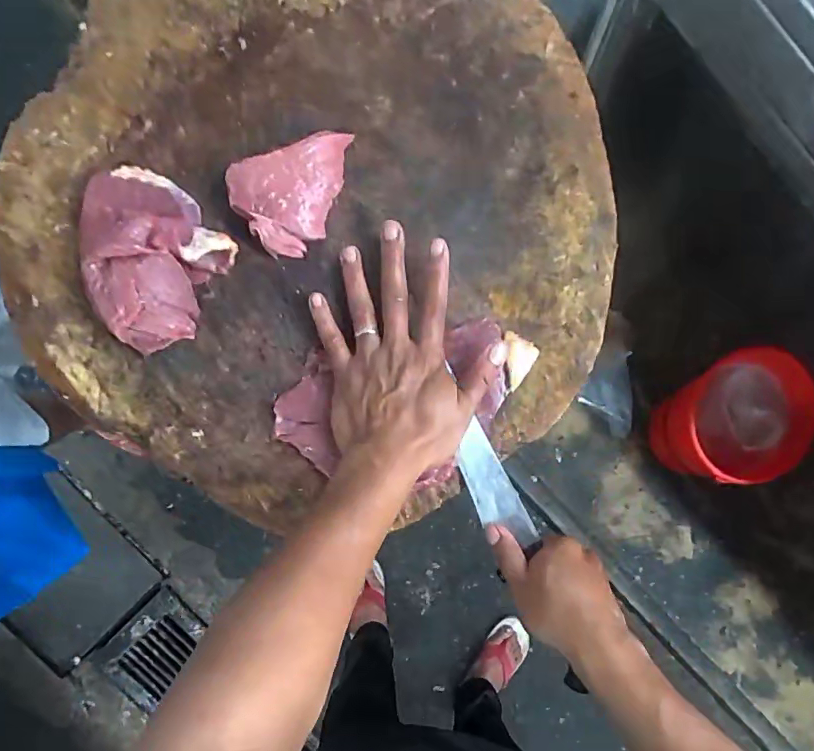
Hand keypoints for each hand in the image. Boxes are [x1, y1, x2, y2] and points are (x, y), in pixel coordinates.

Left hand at [308, 221, 499, 480]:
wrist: (385, 460)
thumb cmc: (428, 438)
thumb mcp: (464, 411)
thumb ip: (479, 376)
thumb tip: (499, 345)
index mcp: (428, 357)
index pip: (434, 308)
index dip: (436, 275)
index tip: (436, 244)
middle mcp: (397, 348)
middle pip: (395, 298)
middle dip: (393, 261)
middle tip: (388, 228)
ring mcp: (367, 359)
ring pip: (361, 312)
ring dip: (355, 280)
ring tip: (350, 250)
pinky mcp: (344, 374)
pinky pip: (331, 342)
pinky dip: (323, 319)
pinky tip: (314, 296)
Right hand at [487, 529, 631, 664]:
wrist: (595, 640)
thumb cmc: (551, 611)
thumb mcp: (519, 585)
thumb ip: (507, 555)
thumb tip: (493, 527)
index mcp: (560, 544)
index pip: (538, 545)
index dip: (529, 566)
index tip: (527, 587)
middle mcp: (583, 550)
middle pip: (557, 559)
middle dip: (547, 576)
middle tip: (538, 602)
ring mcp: (599, 569)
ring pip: (571, 575)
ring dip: (563, 588)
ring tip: (557, 614)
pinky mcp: (608, 588)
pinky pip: (585, 589)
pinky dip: (578, 599)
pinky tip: (573, 617)